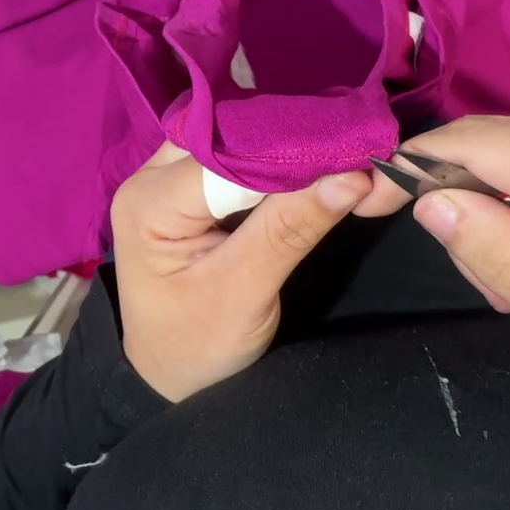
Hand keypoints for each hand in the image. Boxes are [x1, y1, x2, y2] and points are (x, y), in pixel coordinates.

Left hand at [111, 146, 371, 402]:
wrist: (168, 372)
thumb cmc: (195, 345)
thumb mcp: (243, 294)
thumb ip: (290, 230)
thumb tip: (353, 174)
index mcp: (149, 202)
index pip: (229, 154)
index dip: (293, 149)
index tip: (357, 149)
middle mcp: (151, 176)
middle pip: (230, 137)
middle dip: (294, 141)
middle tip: (360, 145)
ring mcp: (167, 177)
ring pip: (237, 140)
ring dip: (290, 148)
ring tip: (347, 151)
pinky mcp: (188, 187)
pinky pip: (237, 158)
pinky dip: (278, 162)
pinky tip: (317, 165)